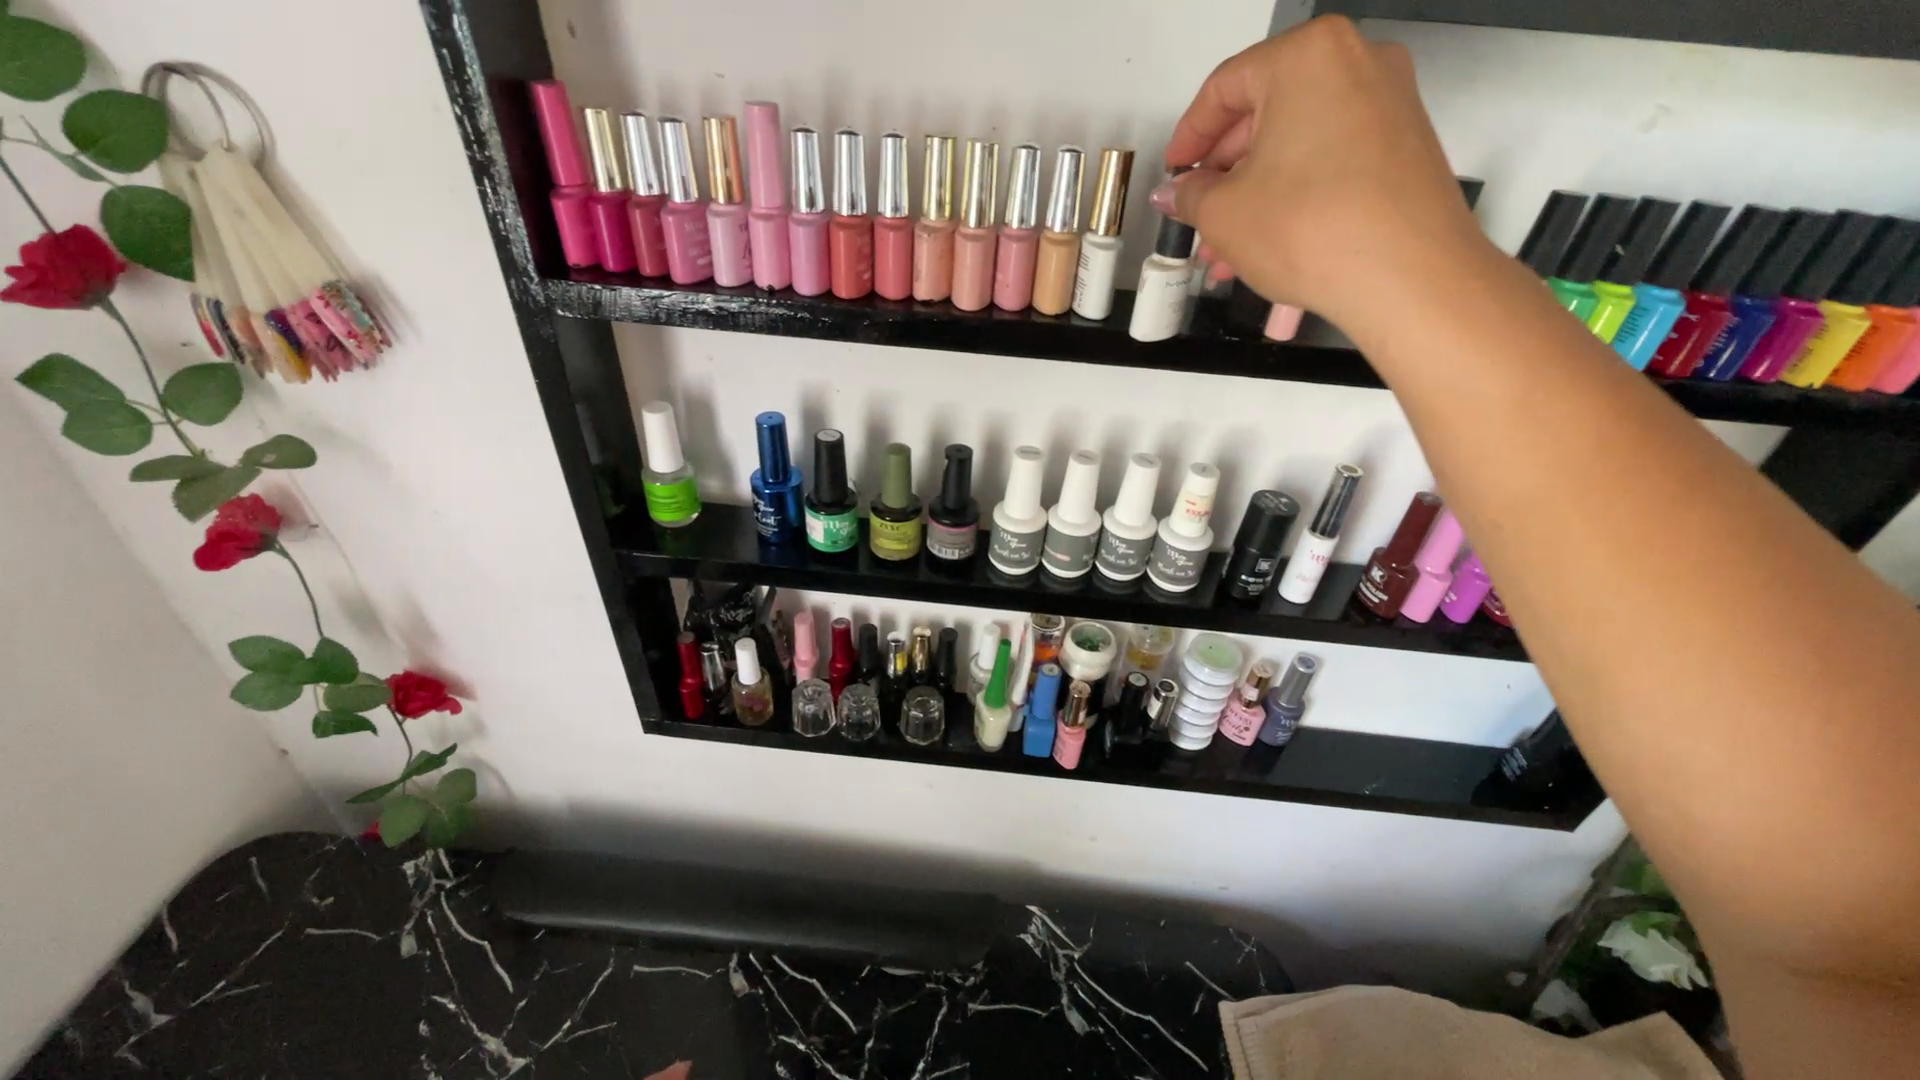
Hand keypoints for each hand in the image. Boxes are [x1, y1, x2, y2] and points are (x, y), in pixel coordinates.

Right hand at [1159, 17, 1489, 330]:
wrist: (1407, 276)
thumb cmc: (1309, 228)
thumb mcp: (1223, 213)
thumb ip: (1190, 194)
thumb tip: (1177, 191)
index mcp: (1307, 56)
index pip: (1225, 87)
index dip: (1188, 136)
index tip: (1173, 173)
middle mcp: (1357, 63)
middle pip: (1265, 114)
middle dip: (1224, 174)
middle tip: (1197, 216)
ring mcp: (1389, 103)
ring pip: (1297, 144)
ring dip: (1255, 193)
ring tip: (1226, 250)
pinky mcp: (1405, 146)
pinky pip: (1331, 160)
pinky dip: (1295, 193)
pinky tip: (1269, 241)